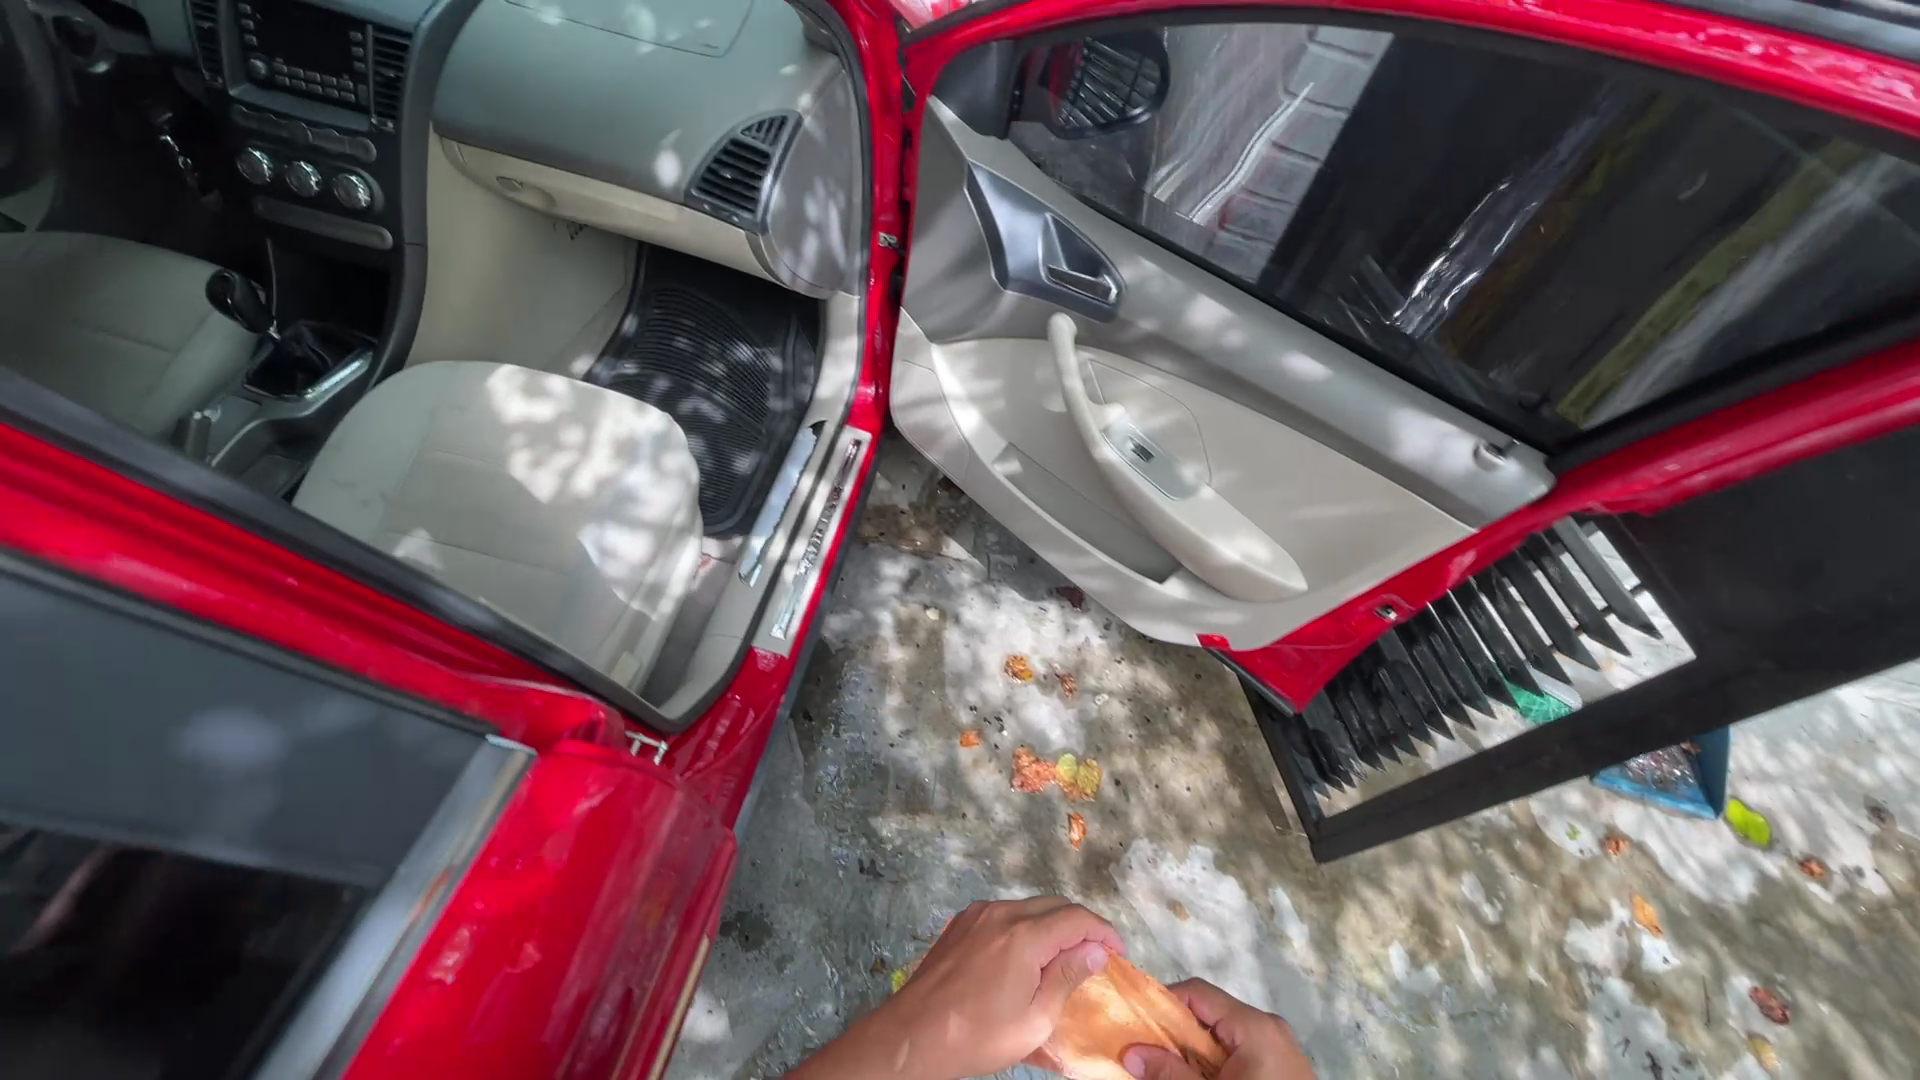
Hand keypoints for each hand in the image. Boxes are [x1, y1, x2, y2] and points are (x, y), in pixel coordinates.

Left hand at [789, 897, 1122, 1079]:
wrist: (913, 1035)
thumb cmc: (978, 1036)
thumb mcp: (1034, 1021)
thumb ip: (1066, 979)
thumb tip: (1096, 951)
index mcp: (1023, 936)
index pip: (1076, 918)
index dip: (1103, 932)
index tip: (1119, 953)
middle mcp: (1001, 913)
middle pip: (1054, 905)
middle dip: (1080, 925)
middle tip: (1096, 955)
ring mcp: (978, 913)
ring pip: (1029, 906)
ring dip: (1052, 924)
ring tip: (1064, 957)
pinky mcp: (962, 921)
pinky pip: (1005, 913)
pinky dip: (1025, 926)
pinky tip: (1026, 955)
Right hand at [1122, 979, 1313, 1079]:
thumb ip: (1170, 1074)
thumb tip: (1129, 1053)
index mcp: (1254, 1025)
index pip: (1197, 991)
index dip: (1164, 1002)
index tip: (1140, 1027)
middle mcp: (1269, 1026)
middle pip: (1210, 1013)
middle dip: (1178, 1033)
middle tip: (1154, 1056)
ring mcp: (1281, 1047)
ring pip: (1225, 1035)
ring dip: (1197, 1051)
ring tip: (1178, 1074)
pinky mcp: (1285, 1068)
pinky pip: (1242, 1052)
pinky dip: (1219, 1063)